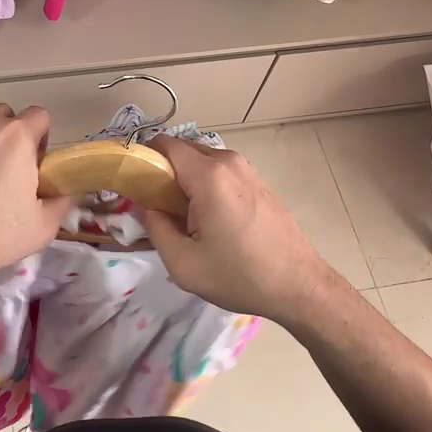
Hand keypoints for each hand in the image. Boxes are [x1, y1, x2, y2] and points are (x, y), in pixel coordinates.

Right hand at [138, 135, 340, 320]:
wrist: (300, 286)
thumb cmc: (240, 275)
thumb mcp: (184, 264)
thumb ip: (155, 228)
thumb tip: (142, 206)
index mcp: (208, 175)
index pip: (164, 145)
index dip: (142, 158)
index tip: (131, 183)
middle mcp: (228, 161)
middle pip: (182, 149)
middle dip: (163, 170)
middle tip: (155, 204)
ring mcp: (246, 168)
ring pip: (201, 159)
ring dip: (185, 178)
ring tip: (182, 216)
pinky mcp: (258, 180)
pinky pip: (219, 170)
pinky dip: (205, 183)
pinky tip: (209, 218)